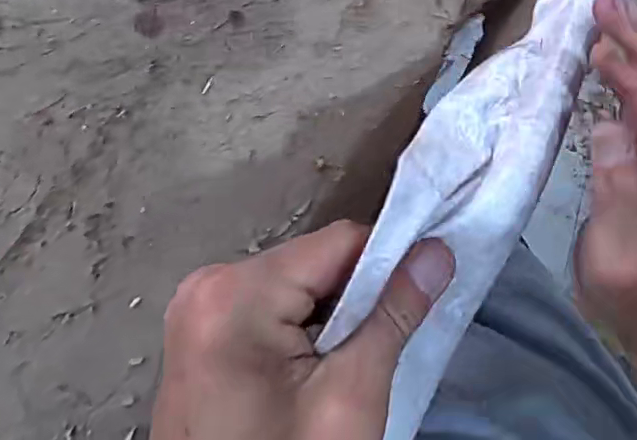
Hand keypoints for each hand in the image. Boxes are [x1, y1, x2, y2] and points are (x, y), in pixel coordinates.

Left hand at [152, 221, 453, 439]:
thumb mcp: (350, 396)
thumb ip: (397, 311)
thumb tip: (436, 252)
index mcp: (234, 293)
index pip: (344, 241)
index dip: (387, 268)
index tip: (407, 304)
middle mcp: (209, 288)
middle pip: (323, 259)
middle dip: (357, 297)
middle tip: (364, 353)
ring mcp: (200, 312)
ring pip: (308, 279)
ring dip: (336, 314)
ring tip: (335, 370)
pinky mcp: (203, 335)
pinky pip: (281, 302)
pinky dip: (309, 327)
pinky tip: (310, 374)